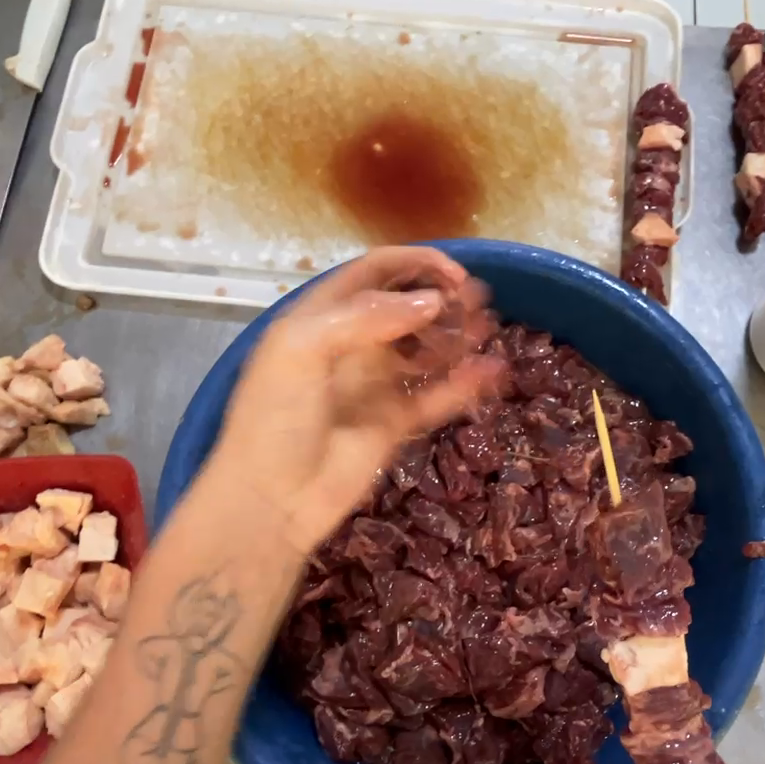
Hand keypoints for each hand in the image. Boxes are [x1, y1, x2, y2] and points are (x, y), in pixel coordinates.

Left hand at [203, 246, 500, 554]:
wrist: (271, 499)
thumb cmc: (274, 417)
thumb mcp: (301, 349)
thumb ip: (365, 317)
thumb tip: (432, 302)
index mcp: (322, 317)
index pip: (374, 273)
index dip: (414, 264)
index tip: (453, 274)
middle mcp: (353, 345)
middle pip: (406, 308)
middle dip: (442, 297)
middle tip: (478, 298)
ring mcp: (375, 385)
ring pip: (426, 350)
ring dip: (457, 334)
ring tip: (488, 325)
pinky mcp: (395, 423)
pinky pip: (437, 396)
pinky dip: (465, 383)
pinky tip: (493, 369)